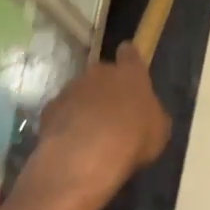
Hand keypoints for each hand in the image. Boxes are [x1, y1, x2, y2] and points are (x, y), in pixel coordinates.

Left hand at [32, 43, 170, 205]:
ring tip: (91, 133)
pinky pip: (62, 112)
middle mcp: (98, 74)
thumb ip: (152, 114)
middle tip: (112, 112)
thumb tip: (146, 113)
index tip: (127, 58)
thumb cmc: (132, 139)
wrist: (86, 155)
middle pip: (102, 74)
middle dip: (106, 88)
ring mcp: (71, 89)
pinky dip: (67, 123)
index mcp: (130, 75)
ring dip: (85, 107)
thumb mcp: (158, 131)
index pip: (130, 54)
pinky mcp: (50, 108)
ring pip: (80, 93)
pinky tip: (73, 142)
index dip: (129, 57)